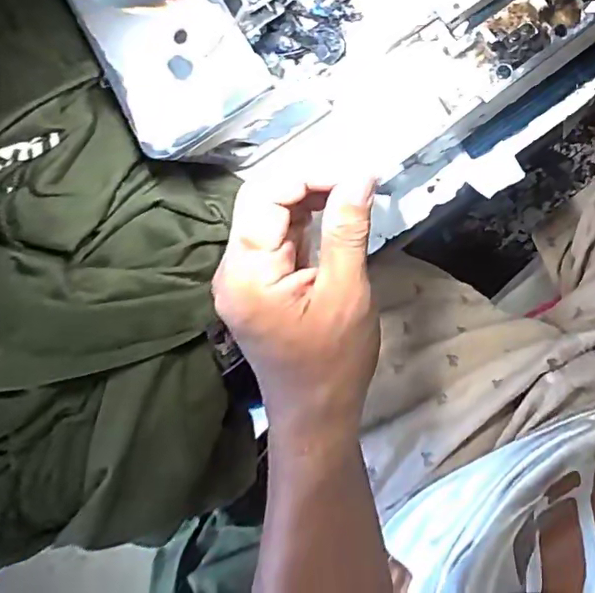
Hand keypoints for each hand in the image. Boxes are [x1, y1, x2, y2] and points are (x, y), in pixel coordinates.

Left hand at [213, 177, 380, 433]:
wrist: (316, 418)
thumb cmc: (332, 362)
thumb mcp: (346, 291)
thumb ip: (347, 230)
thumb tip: (359, 176)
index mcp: (246, 271)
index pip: (266, 196)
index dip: (309, 175)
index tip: (354, 175)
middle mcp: (234, 267)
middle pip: (263, 200)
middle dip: (309, 182)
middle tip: (355, 181)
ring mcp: (244, 274)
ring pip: (271, 214)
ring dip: (310, 197)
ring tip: (351, 192)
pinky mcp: (259, 280)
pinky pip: (279, 235)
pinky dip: (307, 219)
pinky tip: (335, 213)